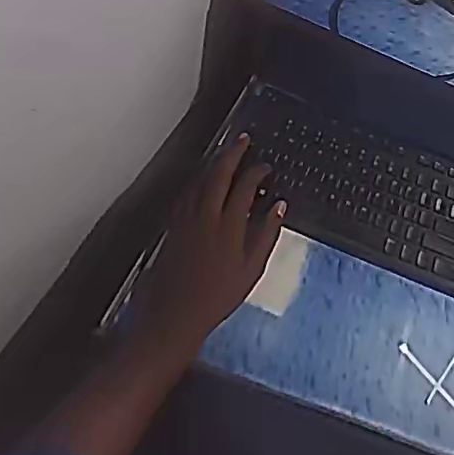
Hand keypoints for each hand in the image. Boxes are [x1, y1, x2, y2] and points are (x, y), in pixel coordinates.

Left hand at [134, 134, 284, 360]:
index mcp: (229, 226)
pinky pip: (189, 190)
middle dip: (233, 153)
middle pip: (220, 173)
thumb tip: (279, 206)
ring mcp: (187, 217)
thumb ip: (267, 234)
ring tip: (227, 152)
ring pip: (201, 178)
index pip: (245, 186)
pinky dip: (200, 177)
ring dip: (215, 161)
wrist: (173, 315)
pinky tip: (205, 176)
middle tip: (244, 140)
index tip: (267, 168)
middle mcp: (206, 215)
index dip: (257, 172)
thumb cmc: (217, 297)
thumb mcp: (251, 269)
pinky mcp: (174, 222)